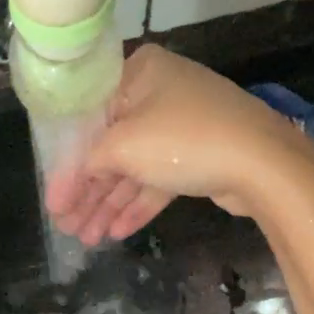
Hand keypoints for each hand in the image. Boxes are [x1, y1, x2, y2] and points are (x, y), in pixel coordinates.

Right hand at [45, 46, 310, 245]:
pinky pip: (156, 183)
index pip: (90, 119)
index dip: (68, 164)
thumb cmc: (184, 140)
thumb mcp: (124, 145)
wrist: (259, 162)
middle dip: (88, 192)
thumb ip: (89, 162)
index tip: (55, 200)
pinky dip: (136, 206)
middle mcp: (157, 95)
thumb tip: (69, 182)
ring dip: (108, 205)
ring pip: (133, 171)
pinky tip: (116, 234)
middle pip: (110, 149)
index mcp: (138, 74)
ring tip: (87, 239)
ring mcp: (179, 128)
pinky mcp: (196, 158)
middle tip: (67, 227)